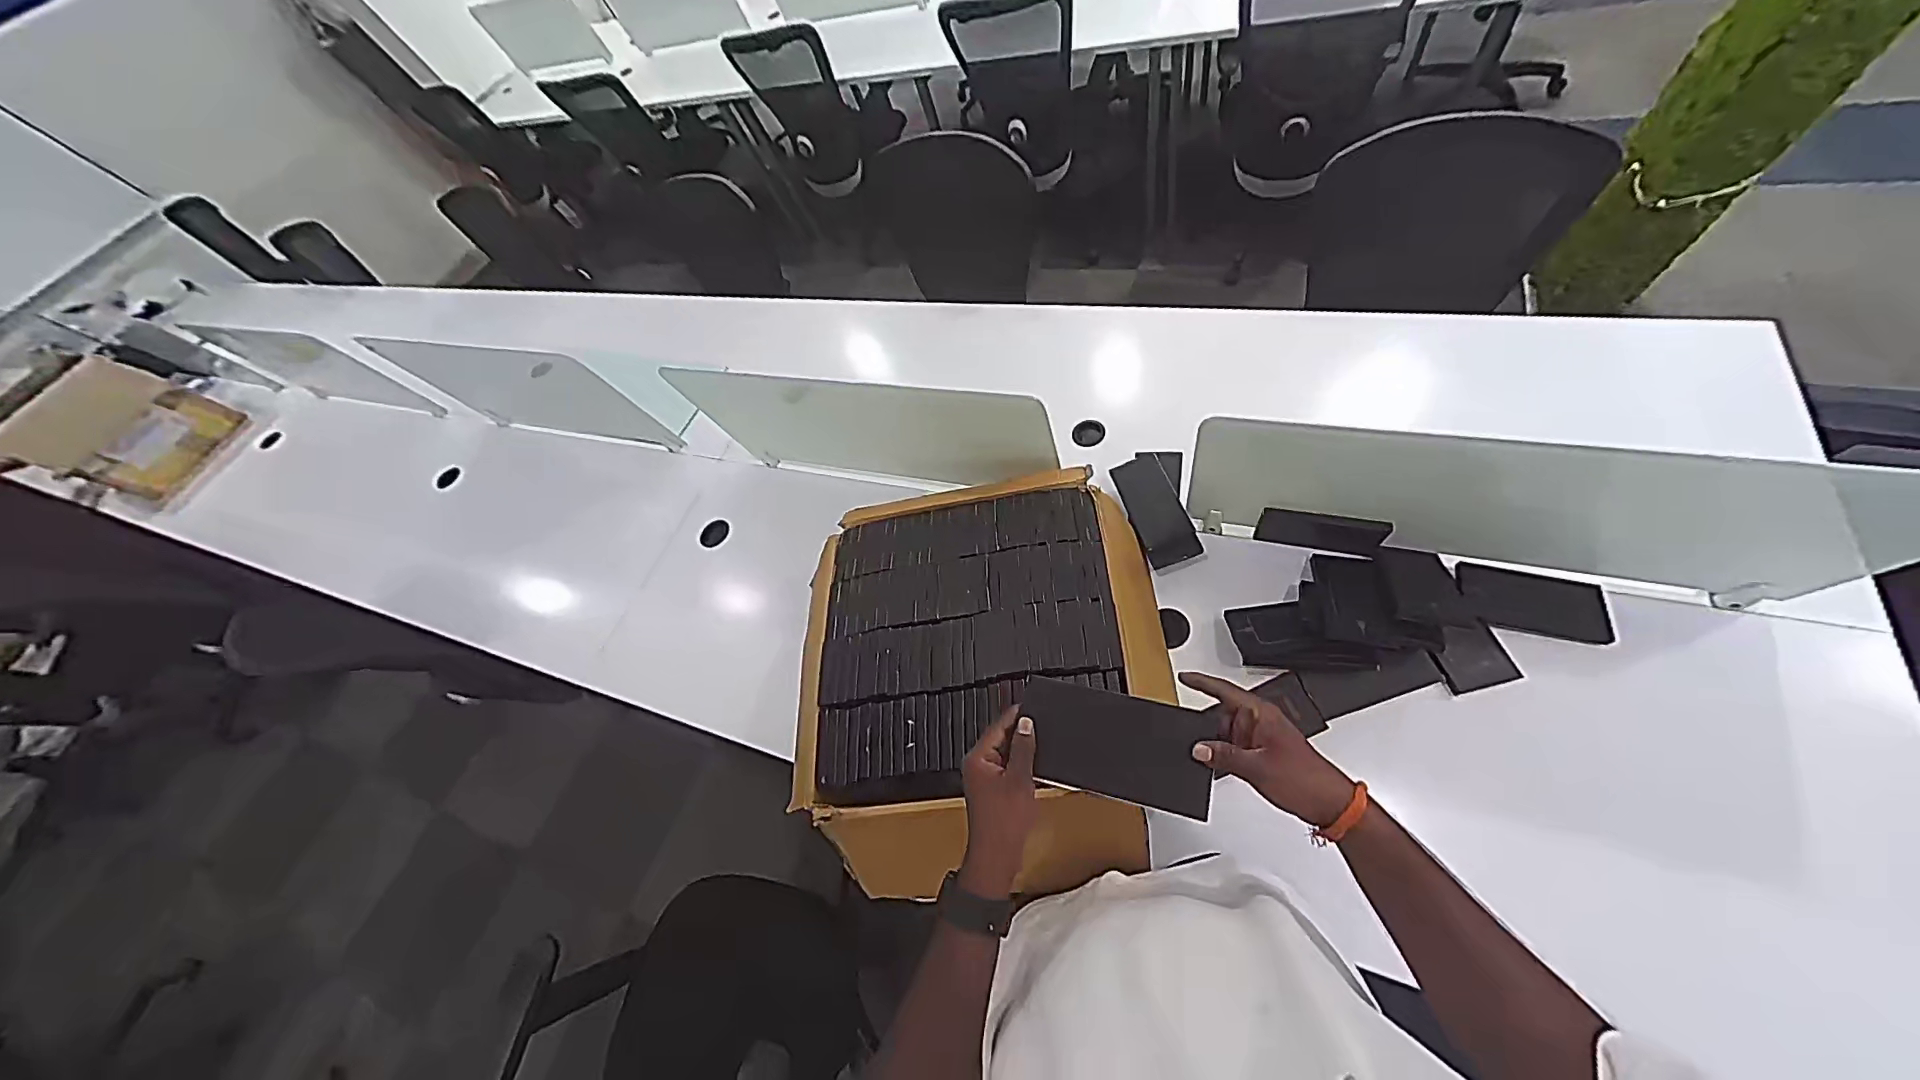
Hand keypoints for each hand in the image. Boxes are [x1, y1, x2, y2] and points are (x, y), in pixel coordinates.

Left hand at [959, 706, 1037, 897]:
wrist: (997, 857)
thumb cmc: (1002, 824)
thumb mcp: (1019, 779)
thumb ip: (1023, 748)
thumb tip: (1026, 724)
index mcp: (977, 758)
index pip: (998, 725)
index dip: (1016, 715)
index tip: (1031, 706)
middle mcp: (977, 765)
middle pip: (1001, 738)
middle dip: (1021, 733)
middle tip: (1041, 726)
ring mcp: (984, 778)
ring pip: (1006, 754)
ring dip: (1022, 751)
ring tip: (1040, 748)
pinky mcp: (993, 790)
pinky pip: (1008, 768)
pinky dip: (1021, 767)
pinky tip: (1034, 769)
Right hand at [1181, 671, 1357, 827]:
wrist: (1330, 803)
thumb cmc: (1306, 779)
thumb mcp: (1256, 767)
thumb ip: (1223, 756)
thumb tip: (1199, 748)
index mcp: (1261, 713)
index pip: (1224, 691)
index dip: (1202, 682)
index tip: (1185, 676)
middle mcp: (1261, 721)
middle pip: (1222, 714)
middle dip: (1209, 728)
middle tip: (1199, 742)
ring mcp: (1262, 737)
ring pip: (1227, 733)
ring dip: (1220, 745)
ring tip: (1220, 761)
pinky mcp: (1263, 752)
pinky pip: (1235, 747)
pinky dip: (1227, 755)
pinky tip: (1225, 768)